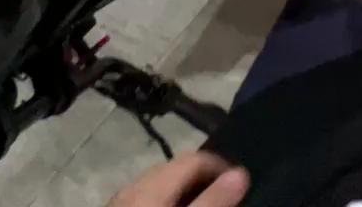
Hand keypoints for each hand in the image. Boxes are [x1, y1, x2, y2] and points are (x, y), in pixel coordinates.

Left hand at [107, 152, 248, 206]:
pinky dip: (165, 205)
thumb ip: (213, 203)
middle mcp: (132, 187)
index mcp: (151, 184)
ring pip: (158, 187)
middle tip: (226, 201)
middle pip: (175, 170)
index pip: (194, 158)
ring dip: (184, 195)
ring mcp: (118, 204)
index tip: (242, 187)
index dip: (222, 168)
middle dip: (203, 181)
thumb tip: (242, 173)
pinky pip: (144, 203)